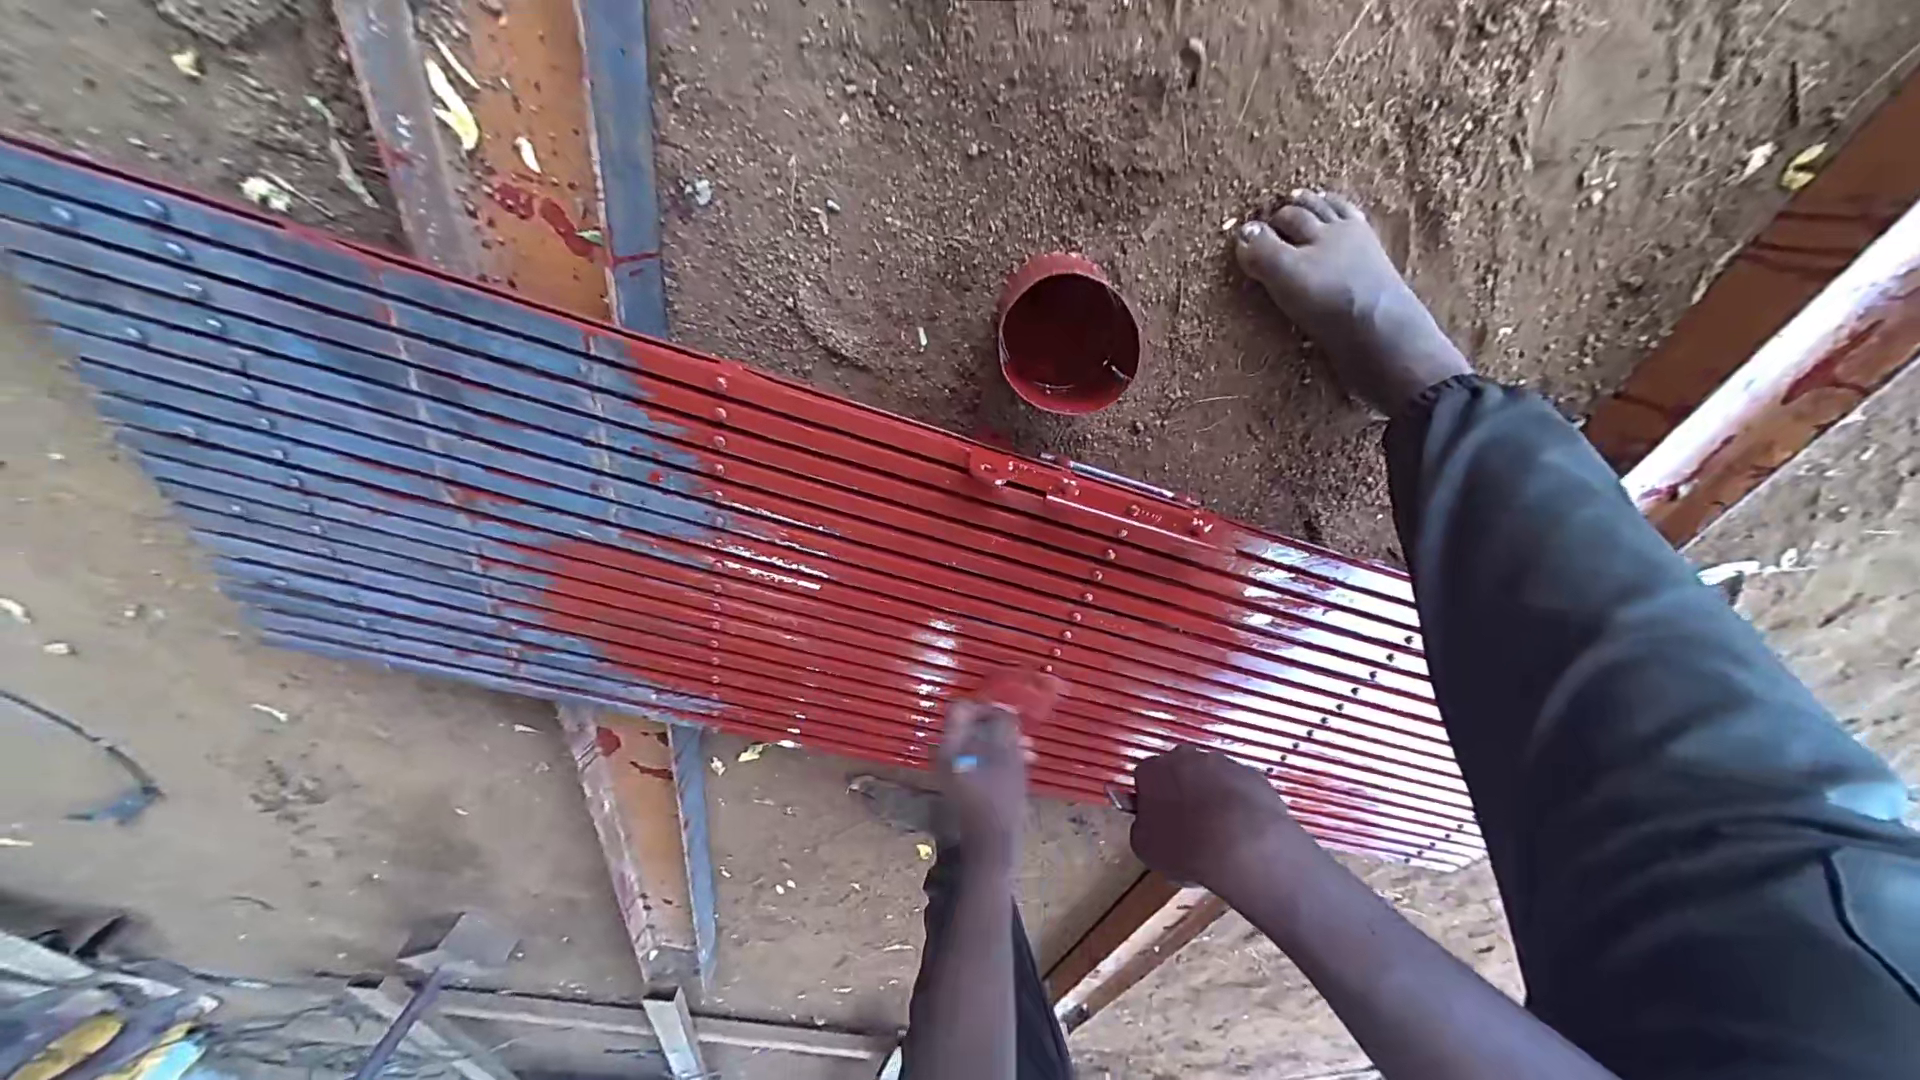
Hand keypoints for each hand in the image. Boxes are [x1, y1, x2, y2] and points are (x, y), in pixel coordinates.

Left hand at [937, 700, 1028, 871]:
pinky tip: (1023, 762)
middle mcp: (947, 756)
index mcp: (950, 748)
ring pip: (980, 743)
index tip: (1009, 713)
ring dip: (1004, 742)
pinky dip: (1000, 757)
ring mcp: (955, 772)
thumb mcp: (1006, 757)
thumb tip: (1002, 707)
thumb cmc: (1000, 801)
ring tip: (1029, 750)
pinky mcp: (966, 784)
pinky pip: (982, 760)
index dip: (986, 706)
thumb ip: (1003, 726)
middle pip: (972, 726)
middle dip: (999, 726)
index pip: (962, 709)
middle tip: (1022, 732)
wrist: (993, 848)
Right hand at [1129, 745, 1314, 894]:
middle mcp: (1185, 757)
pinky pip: (1239, 788)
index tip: (1157, 821)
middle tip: (1186, 826)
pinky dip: (1238, 804)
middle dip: (1181, 793)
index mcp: (1152, 770)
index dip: (1150, 800)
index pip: (1145, 777)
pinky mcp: (1252, 775)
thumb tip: (1148, 825)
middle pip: (1178, 771)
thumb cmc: (1186, 847)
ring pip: (1210, 778)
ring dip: (1211, 797)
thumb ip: (1141, 828)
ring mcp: (1221, 763)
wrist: (1245, 848)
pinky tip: (1242, 831)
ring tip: (1218, 834)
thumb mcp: (1145, 847)